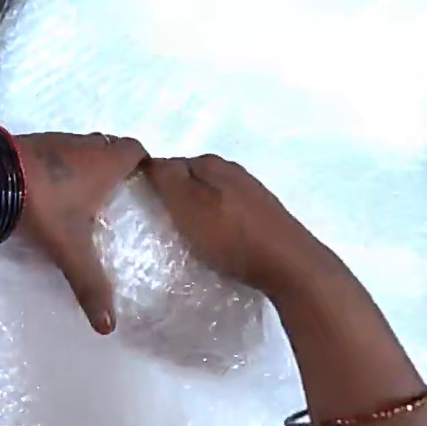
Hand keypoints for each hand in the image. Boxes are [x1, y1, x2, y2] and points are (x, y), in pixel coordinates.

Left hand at [15, 132, 147, 333]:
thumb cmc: (42, 205)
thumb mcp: (68, 248)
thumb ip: (89, 284)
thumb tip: (108, 326)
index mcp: (104, 163)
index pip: (136, 150)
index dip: (142, 163)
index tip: (141, 184)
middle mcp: (84, 145)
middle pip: (109, 147)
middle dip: (114, 166)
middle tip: (113, 196)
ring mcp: (55, 140)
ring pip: (81, 148)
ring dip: (84, 166)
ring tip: (83, 196)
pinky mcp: (30, 142)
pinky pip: (55, 152)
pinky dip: (58, 166)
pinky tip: (50, 190)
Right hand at [143, 155, 320, 292]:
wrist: (288, 267)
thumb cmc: (229, 236)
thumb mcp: (187, 203)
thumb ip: (166, 177)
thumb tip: (147, 159)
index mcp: (210, 163)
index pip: (165, 164)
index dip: (149, 183)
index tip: (138, 206)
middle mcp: (231, 170)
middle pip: (188, 178)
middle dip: (171, 195)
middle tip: (157, 223)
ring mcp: (249, 191)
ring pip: (207, 194)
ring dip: (192, 209)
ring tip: (182, 234)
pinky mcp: (262, 214)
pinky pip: (224, 210)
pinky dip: (212, 220)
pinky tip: (212, 239)